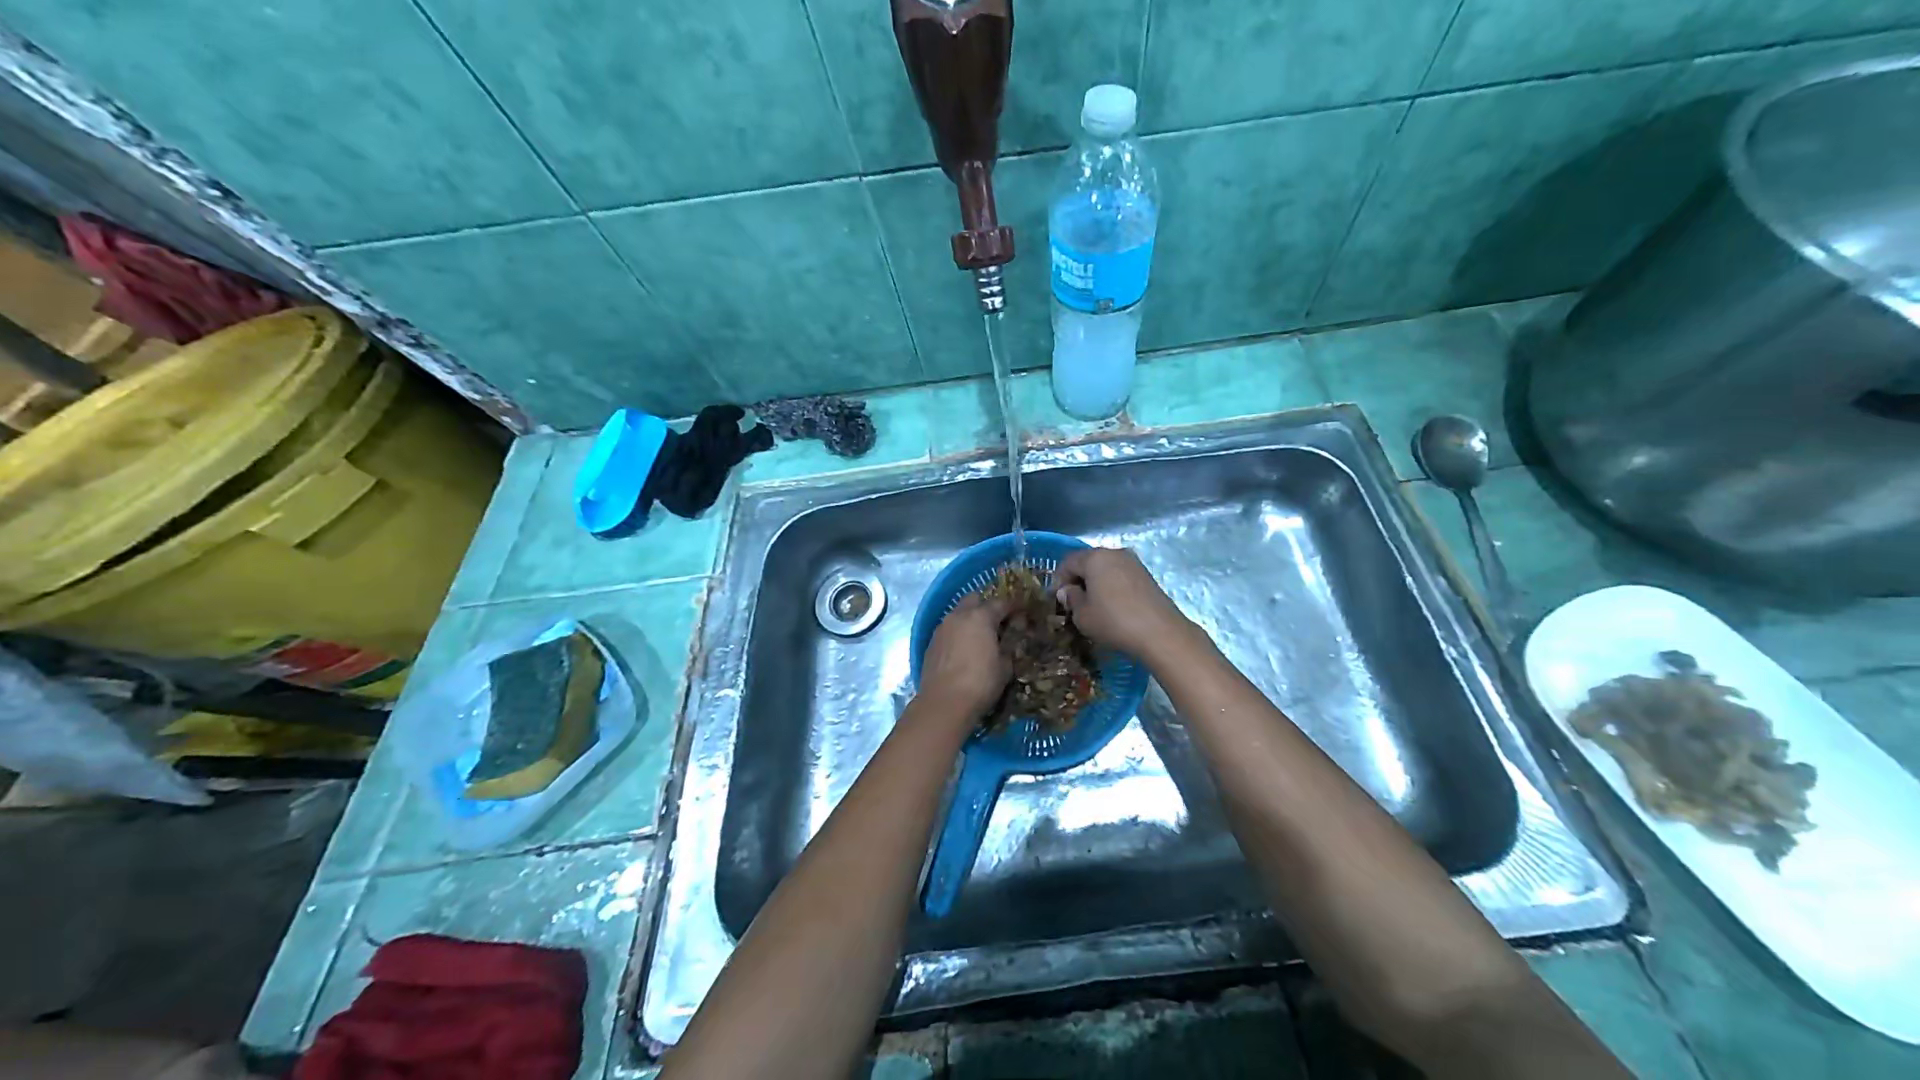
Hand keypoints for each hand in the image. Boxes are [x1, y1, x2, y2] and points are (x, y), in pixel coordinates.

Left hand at [919, 593, 1011, 719]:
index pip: (1001, 603)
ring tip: (980, 637)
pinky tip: (964, 650)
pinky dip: (958, 634)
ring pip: (958, 614)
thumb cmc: (980, 683)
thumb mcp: (1005, 667)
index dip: (1014, 606)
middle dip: (987, 606)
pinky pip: (948, 630)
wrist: (943, 703)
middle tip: (998, 623)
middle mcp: (958, 616)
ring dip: (970, 620)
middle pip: (974, 600)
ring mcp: (941, 628)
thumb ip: (1008, 648)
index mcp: (980, 617)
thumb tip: (1008, 643)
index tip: (1023, 612)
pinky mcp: (931, 643)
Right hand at [1053, 547, 1196, 662]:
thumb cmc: (1114, 622)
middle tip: (1073, 602)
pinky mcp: (1147, 576)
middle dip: (1078, 579)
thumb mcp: (1082, 615)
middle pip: (1089, 562)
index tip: (1057, 599)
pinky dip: (1112, 587)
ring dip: (1096, 583)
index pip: (1068, 561)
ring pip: (1106, 569)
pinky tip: (1112, 607)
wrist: (1160, 634)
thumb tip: (1068, 591)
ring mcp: (1134, 563)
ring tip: (1093, 606)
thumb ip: (1071, 599)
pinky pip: (1121, 576)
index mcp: (1095, 558)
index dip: (1059, 579)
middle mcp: (1115, 553)